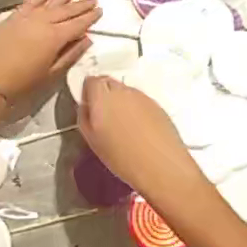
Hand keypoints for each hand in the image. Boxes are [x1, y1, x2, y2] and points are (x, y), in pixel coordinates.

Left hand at [0, 0, 98, 99]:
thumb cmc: (22, 82)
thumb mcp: (51, 73)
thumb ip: (70, 55)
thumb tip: (86, 40)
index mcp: (55, 37)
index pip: (78, 23)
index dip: (90, 17)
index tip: (99, 11)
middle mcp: (43, 22)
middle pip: (66, 10)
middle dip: (80, 4)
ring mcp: (27, 17)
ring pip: (50, 1)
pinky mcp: (13, 17)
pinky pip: (31, 1)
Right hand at [75, 75, 208, 201]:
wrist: (162, 166)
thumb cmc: (122, 157)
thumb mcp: (92, 141)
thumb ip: (85, 117)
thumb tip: (86, 106)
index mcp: (103, 97)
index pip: (91, 80)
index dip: (87, 91)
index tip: (87, 104)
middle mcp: (123, 91)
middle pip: (108, 82)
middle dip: (103, 93)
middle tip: (102, 115)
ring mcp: (143, 97)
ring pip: (125, 92)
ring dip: (120, 102)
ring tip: (121, 126)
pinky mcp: (157, 105)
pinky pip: (140, 101)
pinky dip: (135, 109)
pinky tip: (137, 129)